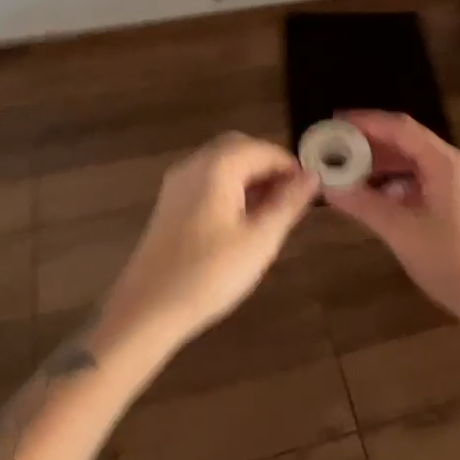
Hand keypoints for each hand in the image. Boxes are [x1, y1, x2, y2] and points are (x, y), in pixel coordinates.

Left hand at [103, 132, 318, 346]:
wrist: (147, 310)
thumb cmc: (209, 274)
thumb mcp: (259, 240)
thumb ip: (288, 203)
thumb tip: (312, 176)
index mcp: (216, 167)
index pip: (262, 149)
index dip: (290, 165)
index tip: (312, 188)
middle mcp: (193, 166)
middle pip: (239, 149)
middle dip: (269, 166)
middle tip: (294, 196)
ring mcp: (177, 184)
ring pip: (221, 164)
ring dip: (250, 177)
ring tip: (274, 210)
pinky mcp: (170, 204)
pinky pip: (207, 181)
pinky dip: (231, 188)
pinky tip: (244, 219)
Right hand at [325, 111, 459, 327]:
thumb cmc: (450, 262)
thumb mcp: (401, 232)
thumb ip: (364, 204)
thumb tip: (327, 186)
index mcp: (447, 164)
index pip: (401, 128)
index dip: (366, 122)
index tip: (335, 122)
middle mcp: (456, 165)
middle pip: (408, 142)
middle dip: (371, 143)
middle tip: (335, 146)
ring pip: (415, 162)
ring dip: (382, 164)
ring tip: (348, 169)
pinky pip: (423, 180)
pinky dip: (397, 182)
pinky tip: (375, 195)